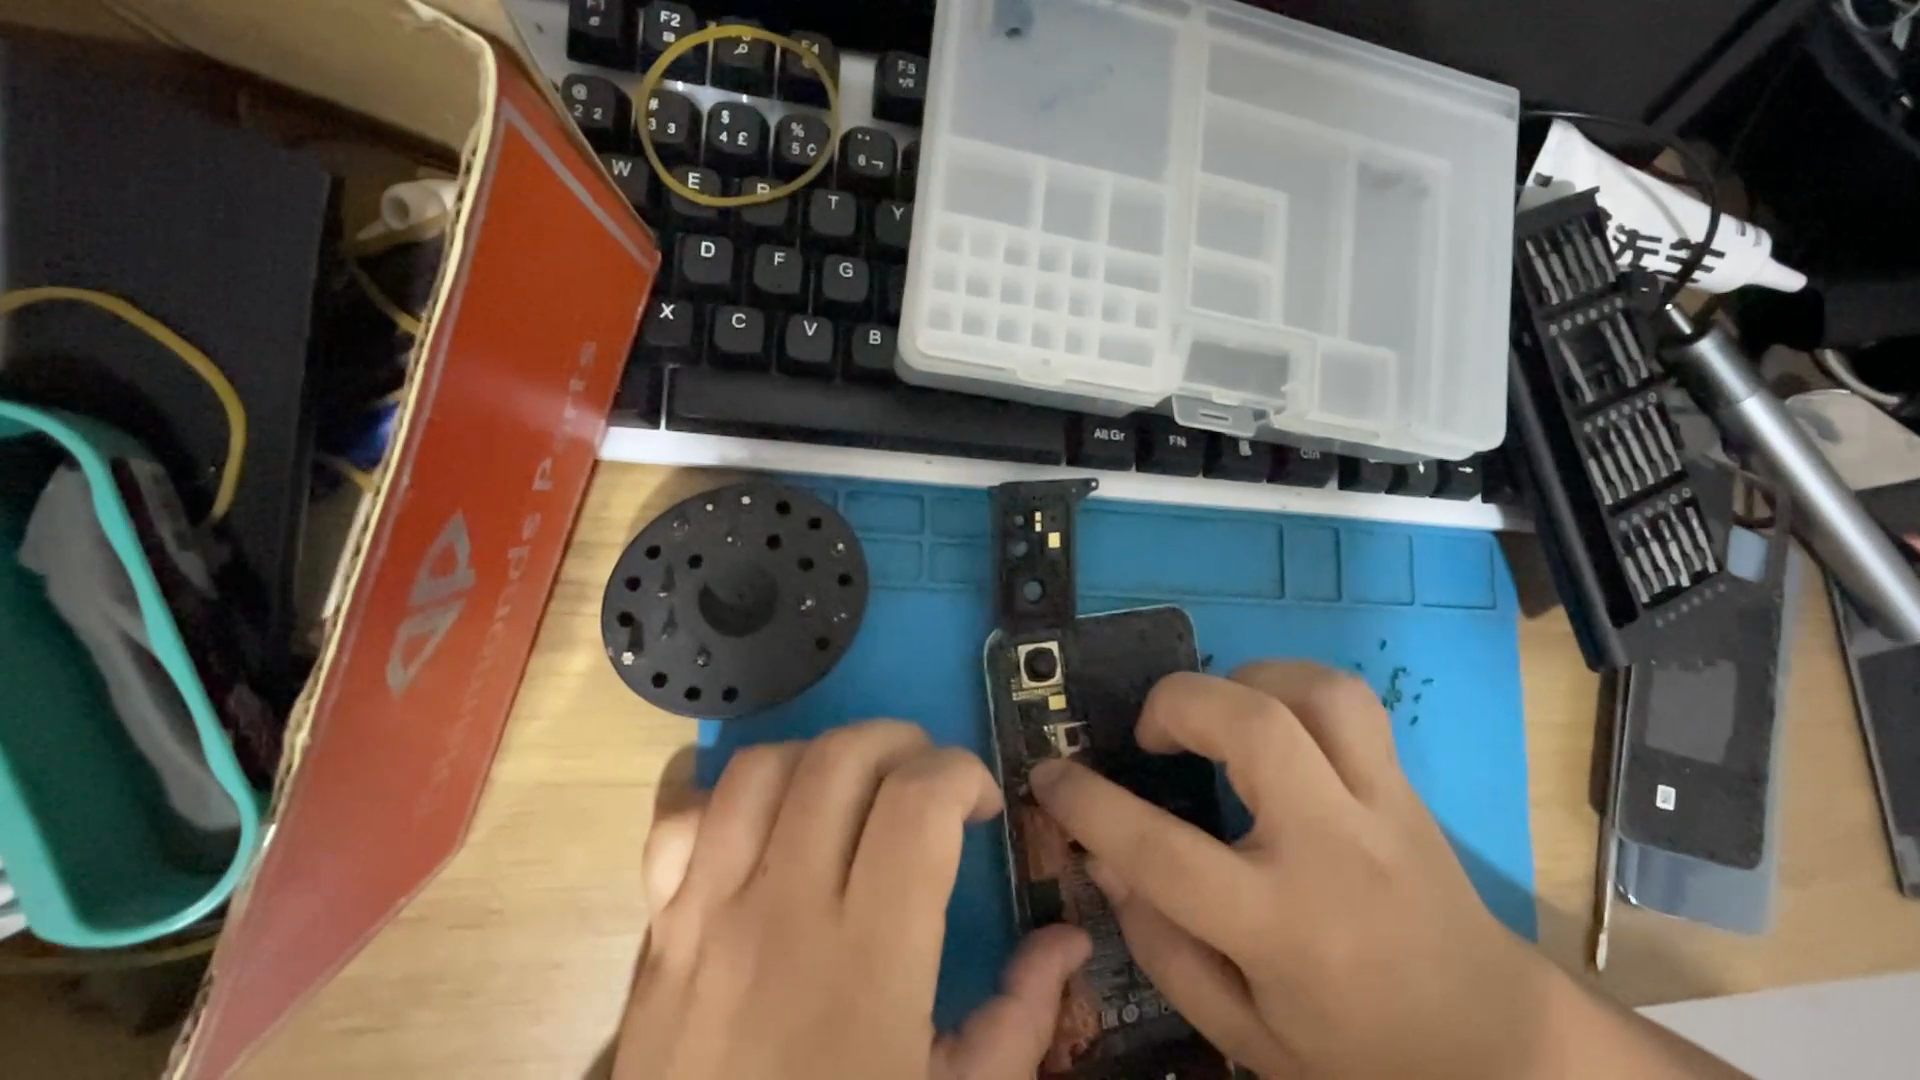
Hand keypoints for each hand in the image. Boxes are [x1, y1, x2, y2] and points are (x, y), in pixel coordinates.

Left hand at [614, 721, 1090, 1079]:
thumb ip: (1020, 1017)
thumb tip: (1067, 938)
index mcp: (870, 954)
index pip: (917, 800)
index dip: (962, 773)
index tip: (981, 805)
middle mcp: (784, 908)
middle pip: (840, 759)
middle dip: (901, 743)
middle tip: (927, 782)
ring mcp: (709, 911)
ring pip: (760, 769)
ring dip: (820, 756)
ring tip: (854, 790)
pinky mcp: (659, 927)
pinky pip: (680, 820)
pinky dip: (727, 798)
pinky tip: (766, 826)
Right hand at [1029, 662, 1744, 1079]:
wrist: (1493, 1043)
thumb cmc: (1355, 1049)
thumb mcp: (1241, 1030)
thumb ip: (1162, 946)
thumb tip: (1103, 861)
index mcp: (1280, 926)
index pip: (1162, 850)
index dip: (1089, 803)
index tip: (1049, 774)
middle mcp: (1332, 848)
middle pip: (1253, 728)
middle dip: (1176, 704)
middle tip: (1148, 734)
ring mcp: (1380, 806)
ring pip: (1318, 693)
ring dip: (1245, 679)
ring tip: (1212, 711)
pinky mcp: (1406, 786)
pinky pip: (1353, 702)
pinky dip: (1294, 686)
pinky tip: (1267, 716)